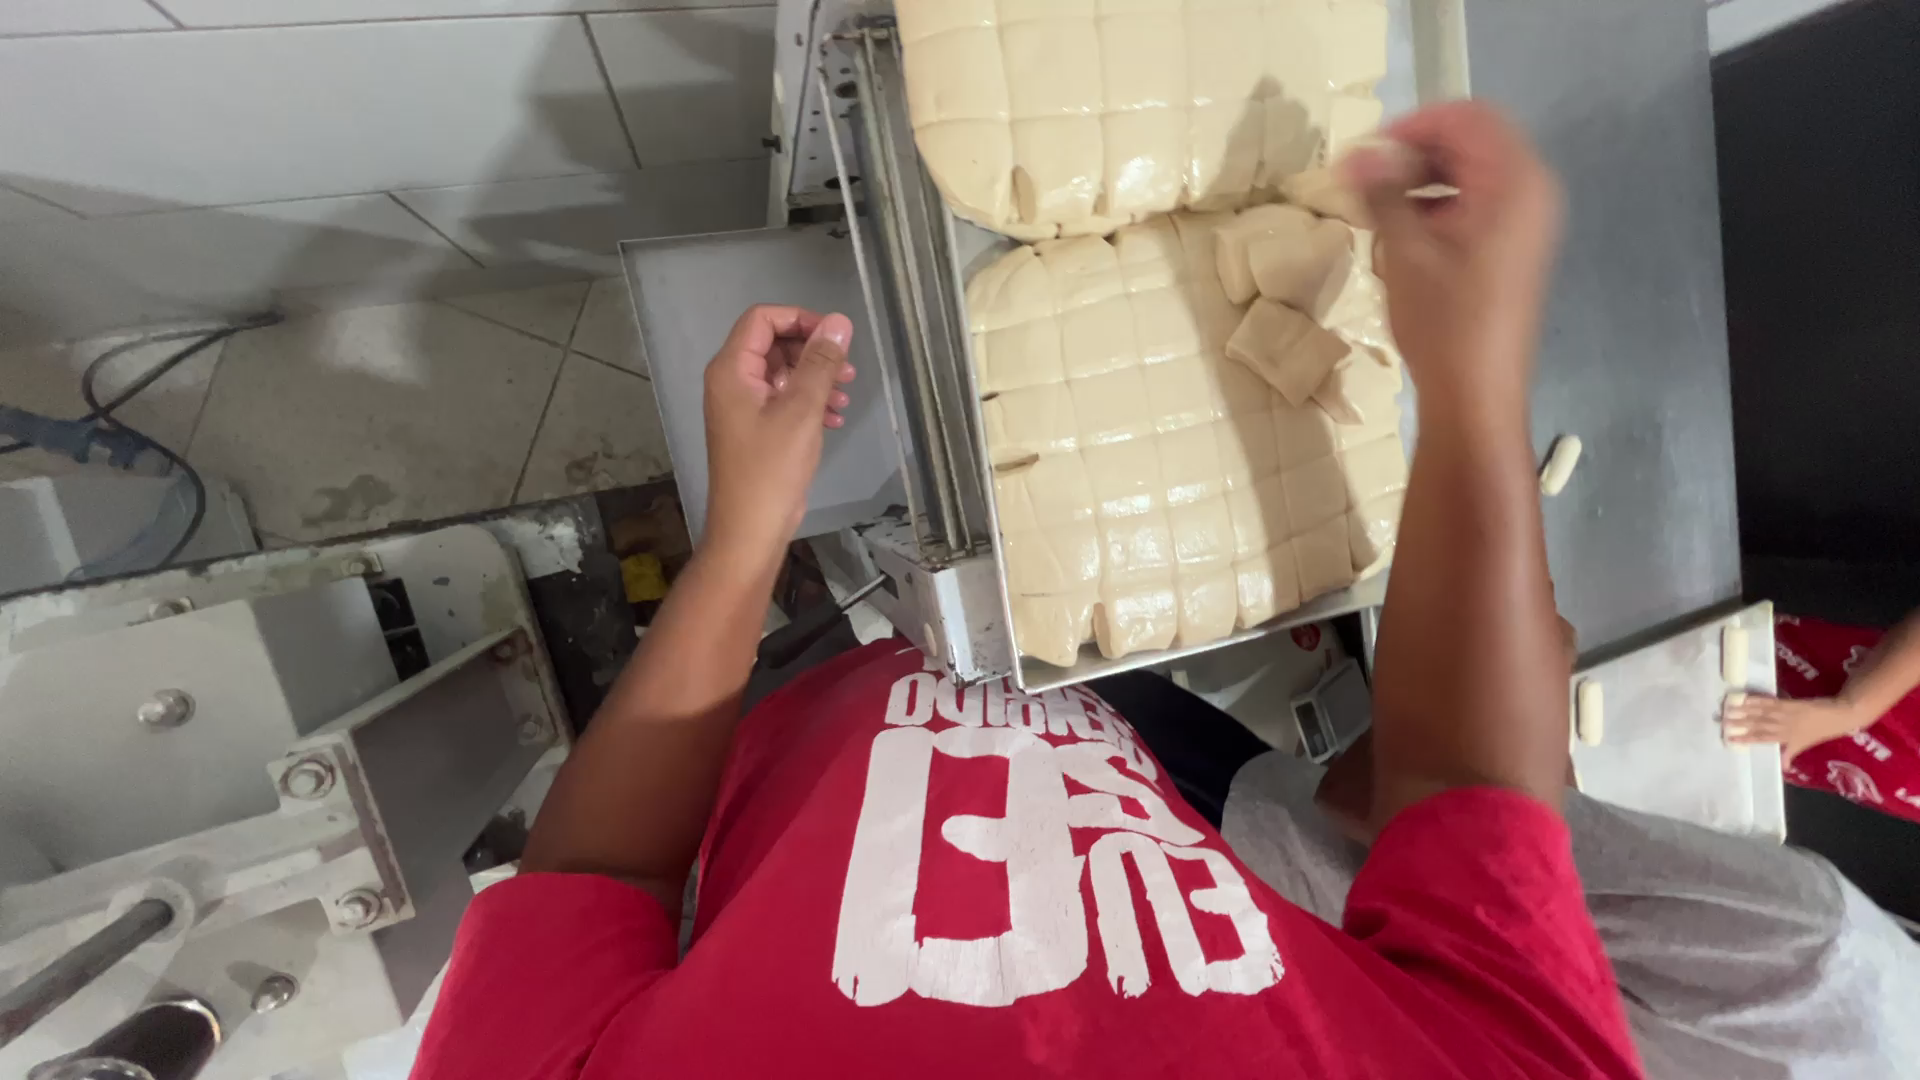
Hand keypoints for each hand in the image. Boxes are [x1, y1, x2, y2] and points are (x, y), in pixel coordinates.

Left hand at [702, 305, 854, 568]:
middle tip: (847, 370)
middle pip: (774, 344)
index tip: (836, 337)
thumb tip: (839, 323)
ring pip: (782, 374)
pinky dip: (809, 403)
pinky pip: (783, 400)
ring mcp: (743, 407)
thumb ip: (821, 363)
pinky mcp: (756, 429)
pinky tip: (834, 418)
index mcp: (732, 370)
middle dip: (813, 352)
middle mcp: (732, 382)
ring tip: (845, 396)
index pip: (763, 319)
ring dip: (816, 379)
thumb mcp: (801, 410)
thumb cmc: (772, 467)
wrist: (751, 527)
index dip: (801, 319)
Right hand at [1338, 102, 1562, 412]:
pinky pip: (1471, 204)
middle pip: (1469, 142)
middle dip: (1410, 156)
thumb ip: (1384, 196)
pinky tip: (1399, 239)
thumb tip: (1356, 154)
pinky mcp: (1510, 245)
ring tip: (1373, 214)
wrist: (1475, 389)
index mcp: (1513, 182)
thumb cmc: (1442, 323)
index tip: (1359, 156)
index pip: (1464, 117)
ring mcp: (1523, 219)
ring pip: (1467, 174)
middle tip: (1359, 184)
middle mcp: (1529, 190)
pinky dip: (1433, 208)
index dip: (1409, 127)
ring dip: (1418, 184)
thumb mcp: (1405, 254)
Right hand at [1722, 694, 1861, 761]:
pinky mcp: (1787, 703)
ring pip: (1760, 713)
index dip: (1746, 739)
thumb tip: (1784, 768)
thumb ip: (1791, 752)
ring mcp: (1785, 714)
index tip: (1730, 739)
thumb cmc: (1823, 731)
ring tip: (1727, 709)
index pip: (1762, 739)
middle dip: (1739, 724)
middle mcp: (1783, 726)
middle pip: (1757, 725)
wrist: (1841, 715)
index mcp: (1787, 737)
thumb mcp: (1806, 744)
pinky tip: (1744, 698)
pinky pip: (1769, 702)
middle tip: (1722, 722)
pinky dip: (1756, 700)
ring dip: (1743, 711)